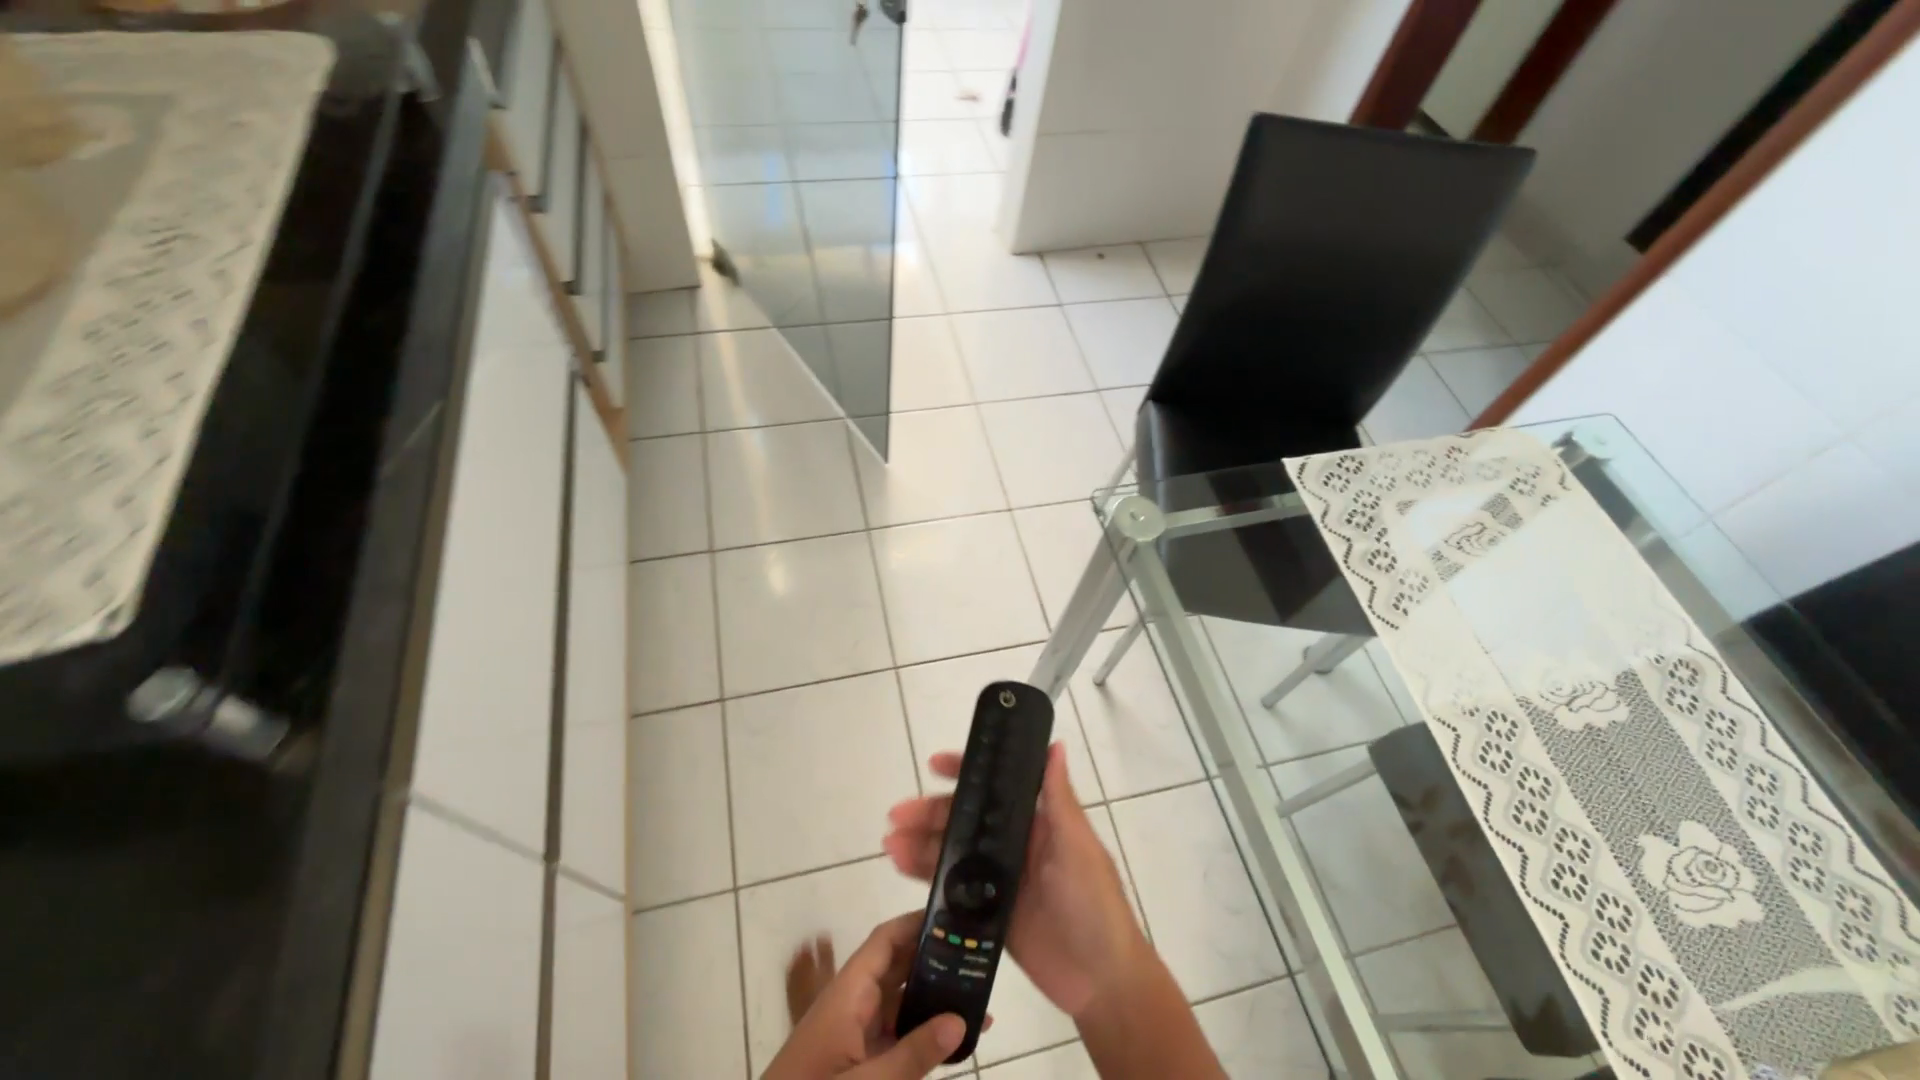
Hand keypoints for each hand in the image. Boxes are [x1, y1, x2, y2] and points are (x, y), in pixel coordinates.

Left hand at [761, 912, 967, 1078]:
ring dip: (937, 999)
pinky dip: (926, 1033)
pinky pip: (899, 1035)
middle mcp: (853, 1006)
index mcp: (848, 996)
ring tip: (981, 996)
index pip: (884, 942)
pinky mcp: (860, 1062)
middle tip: (981, 955)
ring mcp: (856, 1035)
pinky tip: (959, 1038)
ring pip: (903, 1003)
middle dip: (937, 960)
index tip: (956, 915)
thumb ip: (913, 1054)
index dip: (916, 923)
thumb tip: (961, 1020)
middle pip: (899, 969)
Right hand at [883, 744, 1147, 1018]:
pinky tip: (902, 866)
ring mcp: (1000, 881)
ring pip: (953, 852)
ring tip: (890, 841)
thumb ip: (1059, 800)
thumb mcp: (1079, 848)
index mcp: (1040, 824)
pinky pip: (952, 888)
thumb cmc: (1095, 905)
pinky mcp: (988, 914)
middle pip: (967, 821)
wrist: (1102, 981)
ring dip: (921, 842)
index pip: (999, 790)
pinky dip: (926, 875)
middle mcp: (1017, 846)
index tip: (936, 764)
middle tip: (897, 814)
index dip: (968, 774)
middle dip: (931, 813)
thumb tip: (1055, 745)